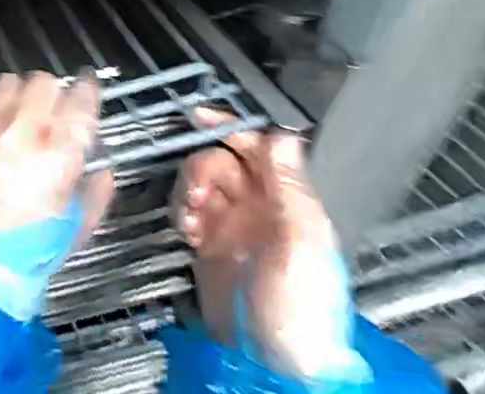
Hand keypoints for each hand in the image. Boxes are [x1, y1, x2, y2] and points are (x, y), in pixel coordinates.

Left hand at [0, 72, 114, 318]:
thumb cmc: (23, 254)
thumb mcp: (75, 228)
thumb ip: (96, 193)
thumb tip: (104, 170)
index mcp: (55, 157)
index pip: (79, 98)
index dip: (86, 91)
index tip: (85, 90)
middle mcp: (18, 136)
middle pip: (44, 83)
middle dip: (51, 96)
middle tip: (47, 116)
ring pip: (9, 83)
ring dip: (17, 99)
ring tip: (14, 124)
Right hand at [173, 107, 363, 381]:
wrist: (272, 368)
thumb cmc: (300, 313)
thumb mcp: (302, 242)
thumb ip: (291, 185)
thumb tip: (285, 135)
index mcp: (288, 200)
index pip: (259, 147)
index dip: (232, 127)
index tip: (203, 117)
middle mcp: (260, 207)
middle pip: (225, 160)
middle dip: (205, 164)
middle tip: (199, 190)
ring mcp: (234, 225)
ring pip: (204, 181)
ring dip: (191, 187)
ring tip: (192, 213)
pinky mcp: (211, 245)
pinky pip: (190, 209)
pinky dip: (182, 210)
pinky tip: (186, 227)